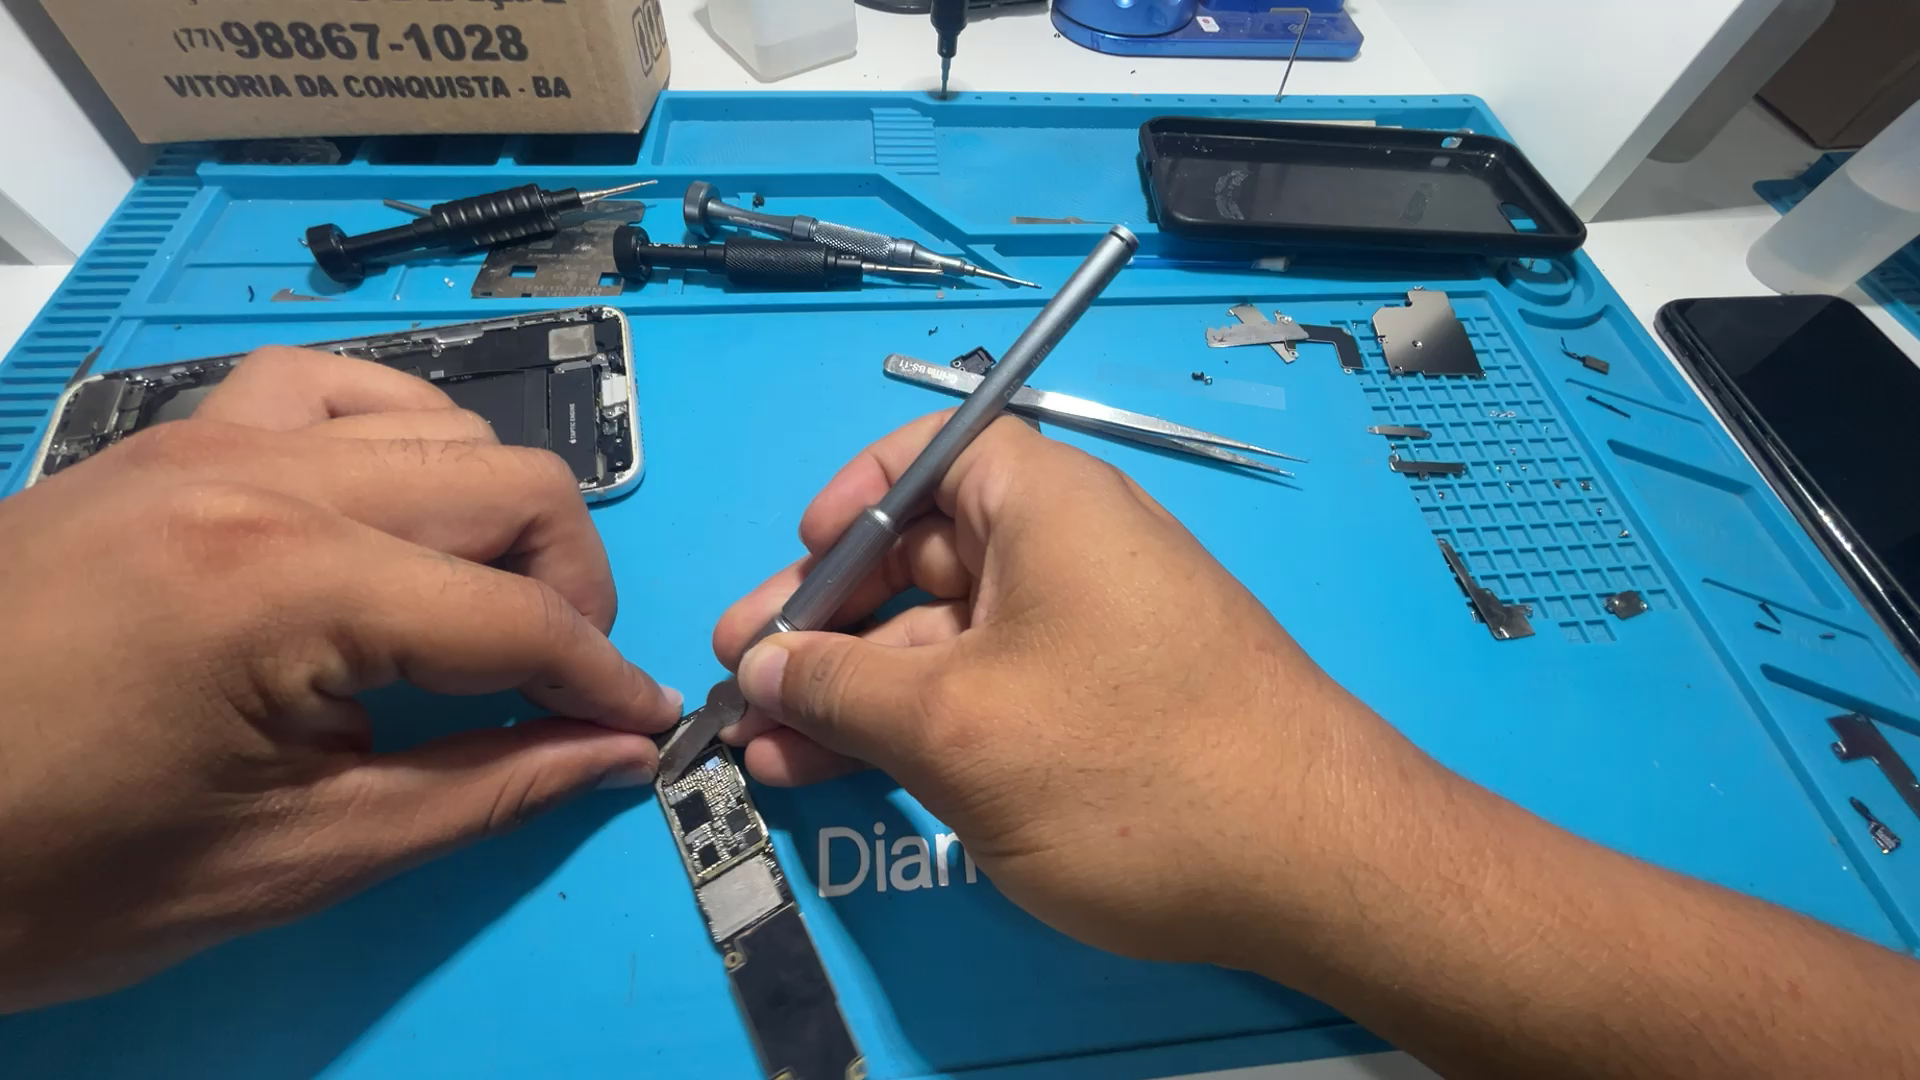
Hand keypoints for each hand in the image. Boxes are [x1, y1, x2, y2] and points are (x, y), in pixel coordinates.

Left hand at [0, 349, 678, 1012]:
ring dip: (506, 520)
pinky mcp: (183, 434)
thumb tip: (624, 752)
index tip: (647, 721)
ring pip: (460, 432)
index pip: (523, 623)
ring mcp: (219, 439)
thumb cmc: (48, 870)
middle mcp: (269, 481)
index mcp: (287, 592)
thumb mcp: (301, 856)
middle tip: (559, 670)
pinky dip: (414, 439)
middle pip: (524, 491)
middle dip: (577, 589)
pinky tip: (405, 505)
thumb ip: (496, 788)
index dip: (606, 679)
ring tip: (480, 599)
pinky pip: (348, 388)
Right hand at [717, 416, 1919, 1079]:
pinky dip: (909, 725)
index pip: (934, 454)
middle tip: (742, 678)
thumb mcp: (955, 722)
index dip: (855, 497)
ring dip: (850, 691)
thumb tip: (762, 667)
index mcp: (1044, 505)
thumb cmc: (1125, 761)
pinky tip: (833, 771)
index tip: (801, 554)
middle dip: (826, 621)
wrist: (1315, 870)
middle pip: (919, 559)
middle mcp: (1063, 552)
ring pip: (938, 641)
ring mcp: (1075, 634)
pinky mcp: (1085, 705)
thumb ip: (842, 686)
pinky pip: (976, 693)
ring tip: (764, 749)